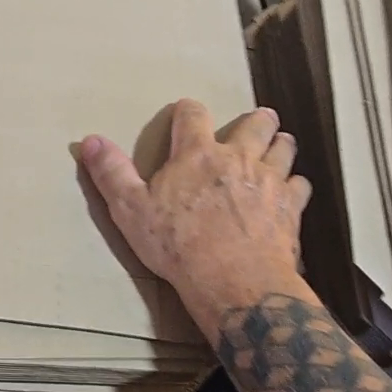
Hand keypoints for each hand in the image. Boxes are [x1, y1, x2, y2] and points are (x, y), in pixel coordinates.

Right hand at [80, 102, 312, 319]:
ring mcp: (269, 181)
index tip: (186, 112)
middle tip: (255, 122)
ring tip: (277, 147)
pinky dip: (294, 184)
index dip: (188, 110)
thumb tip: (90, 140)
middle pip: (255, 124)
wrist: (233, 280)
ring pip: (284, 149)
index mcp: (197, 154)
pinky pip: (300, 185)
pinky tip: (288, 192)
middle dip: (255, 121)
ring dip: (279, 145)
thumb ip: (112, 173)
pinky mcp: (291, 208)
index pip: (194, 115)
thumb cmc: (177, 244)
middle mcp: (238, 158)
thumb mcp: (130, 210)